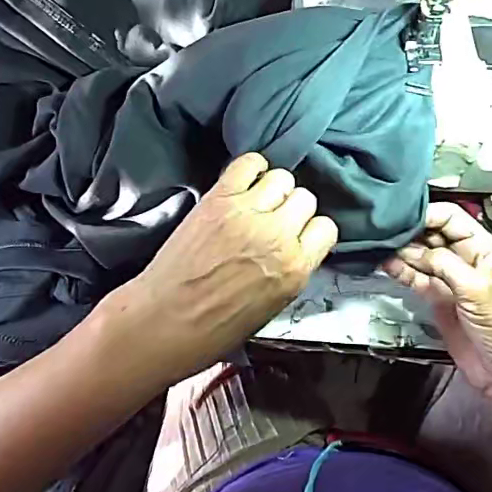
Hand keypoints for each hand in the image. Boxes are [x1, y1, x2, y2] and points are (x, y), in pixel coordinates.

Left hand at [105, 153, 338, 383]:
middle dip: (293, 208)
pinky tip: (247, 180)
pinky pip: (248, 164)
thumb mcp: (272, 307)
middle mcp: (276, 236)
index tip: (300, 234)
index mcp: (294, 269)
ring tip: (260, 201)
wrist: (165, 321)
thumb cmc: (213, 327)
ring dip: (274, 189)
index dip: (312, 231)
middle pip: (305, 199)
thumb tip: (294, 248)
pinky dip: (252, 167)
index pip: (325, 229)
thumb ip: (290, 270)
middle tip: (276, 218)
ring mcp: (247, 212)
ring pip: (282, 178)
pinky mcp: (218, 198)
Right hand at [381, 202, 491, 397]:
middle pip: (432, 235)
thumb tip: (418, 249)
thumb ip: (446, 264)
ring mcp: (450, 280)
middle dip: (410, 232)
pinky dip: (401, 271)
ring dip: (402, 251)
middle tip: (387, 233)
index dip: (428, 215)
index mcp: (484, 249)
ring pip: (421, 256)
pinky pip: (416, 278)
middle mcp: (465, 259)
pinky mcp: (438, 299)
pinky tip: (387, 265)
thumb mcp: (478, 289)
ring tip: (381, 247)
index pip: (451, 218)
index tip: (404, 217)